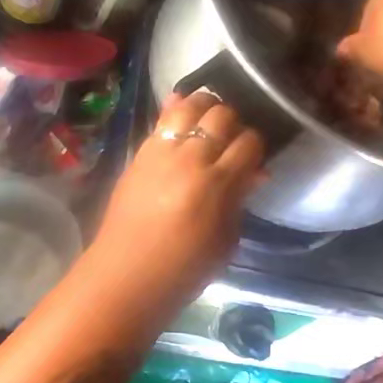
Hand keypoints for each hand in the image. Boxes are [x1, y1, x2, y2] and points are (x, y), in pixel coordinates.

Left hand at [87, 92, 264, 311]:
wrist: (126, 276)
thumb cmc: (183, 269)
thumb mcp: (225, 240)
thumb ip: (239, 200)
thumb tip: (254, 173)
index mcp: (217, 184)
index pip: (248, 143)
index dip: (256, 146)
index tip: (255, 157)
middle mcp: (190, 159)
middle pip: (222, 116)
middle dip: (235, 122)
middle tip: (233, 139)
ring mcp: (161, 152)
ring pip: (191, 106)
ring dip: (206, 106)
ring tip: (211, 117)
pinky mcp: (140, 153)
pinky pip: (162, 119)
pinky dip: (177, 109)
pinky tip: (185, 107)